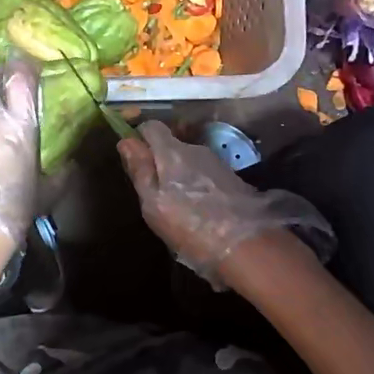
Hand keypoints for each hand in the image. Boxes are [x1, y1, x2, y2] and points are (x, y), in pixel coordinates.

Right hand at [118, 121, 331, 288]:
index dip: (139, 138)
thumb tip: (126, 140)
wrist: (247, 246)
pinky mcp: (232, 181)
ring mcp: (217, 165)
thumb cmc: (190, 225)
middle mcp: (196, 150)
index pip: (151, 127)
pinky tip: (199, 212)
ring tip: (178, 207)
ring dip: (180, 177)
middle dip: (159, 162)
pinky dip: (197, 187)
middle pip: (171, 145)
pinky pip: (205, 176)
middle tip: (153, 192)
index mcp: (173, 151)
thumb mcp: (152, 202)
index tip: (133, 158)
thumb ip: (139, 169)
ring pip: (189, 162)